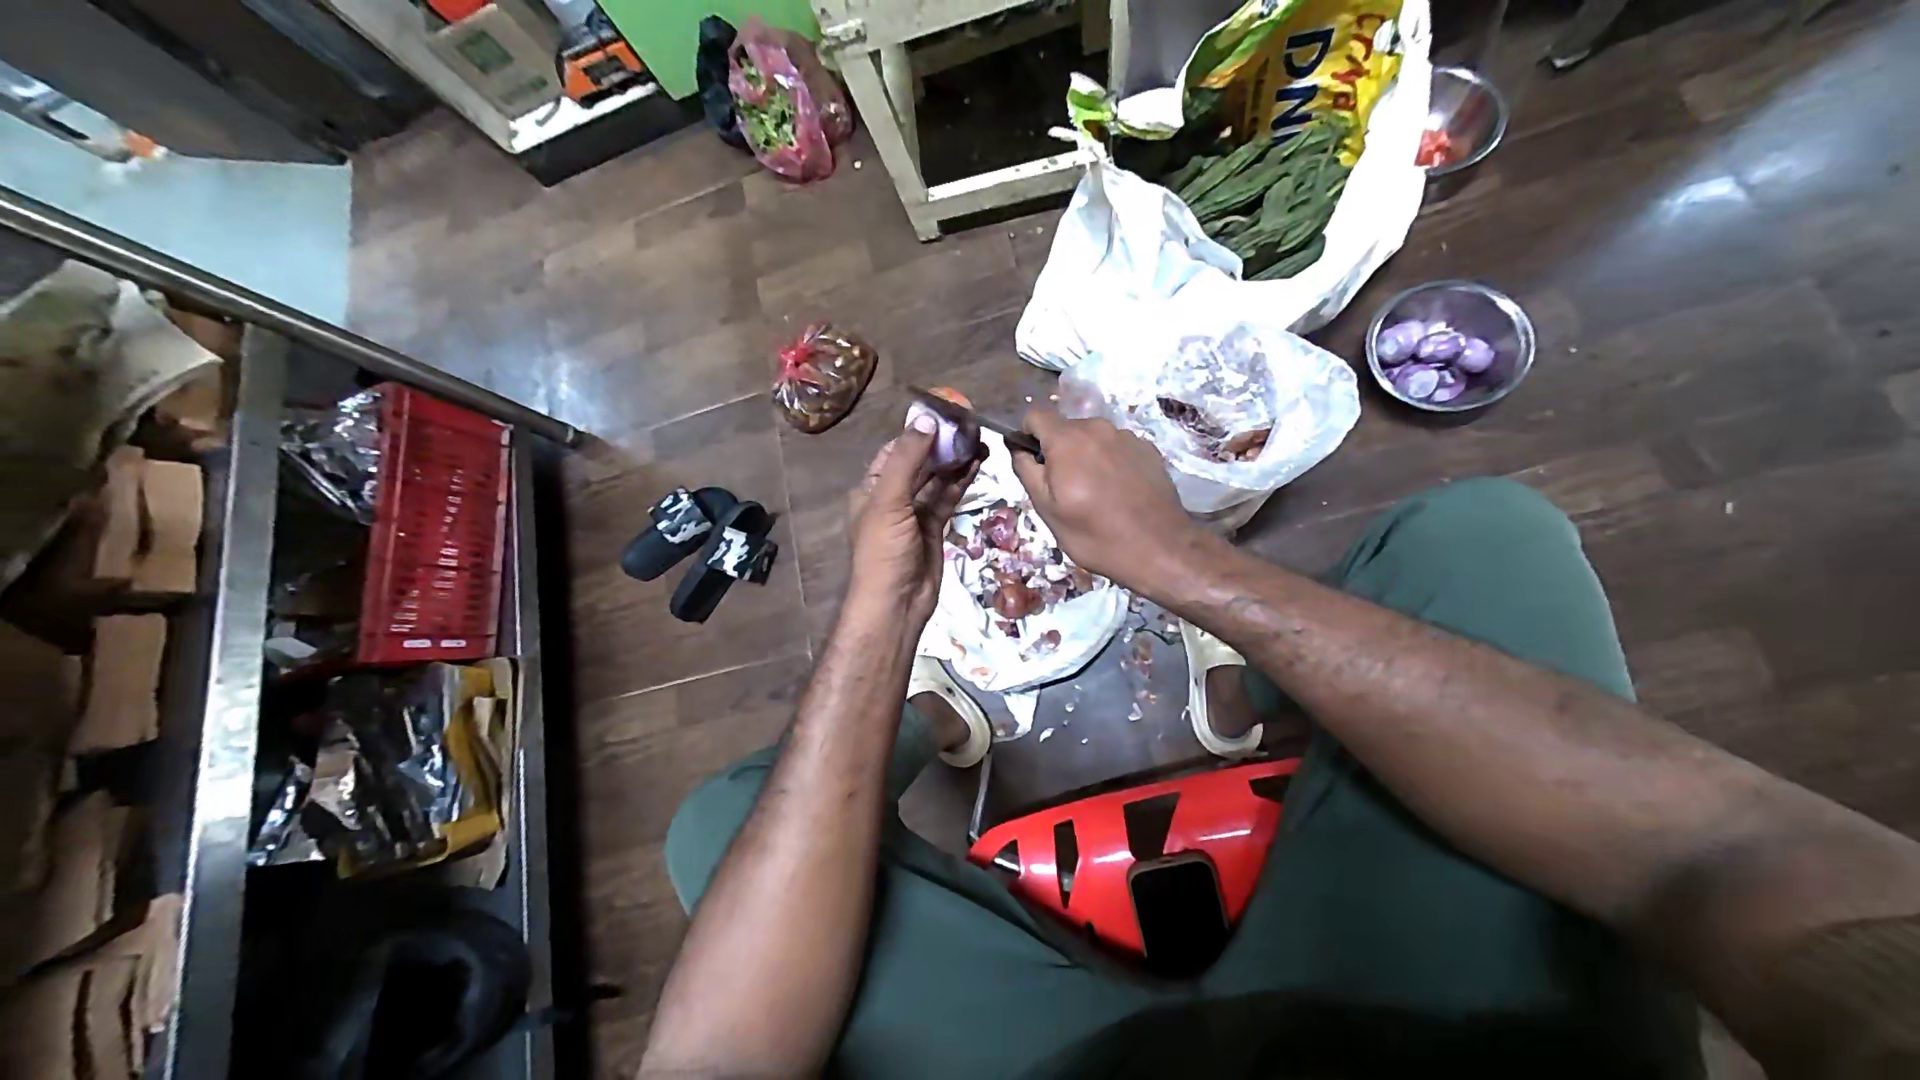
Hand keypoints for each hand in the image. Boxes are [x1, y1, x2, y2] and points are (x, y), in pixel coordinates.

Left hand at [845, 413, 976, 628]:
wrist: (897, 603)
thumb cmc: (884, 551)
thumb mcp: (888, 500)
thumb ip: (907, 460)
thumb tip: (925, 420)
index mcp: (872, 488)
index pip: (895, 450)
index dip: (919, 432)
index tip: (946, 414)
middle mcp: (892, 496)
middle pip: (919, 462)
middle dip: (942, 445)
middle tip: (970, 425)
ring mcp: (914, 512)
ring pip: (936, 479)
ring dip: (955, 461)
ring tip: (979, 440)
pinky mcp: (934, 527)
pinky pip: (947, 498)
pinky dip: (961, 482)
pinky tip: (977, 464)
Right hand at [1010, 410, 1216, 594]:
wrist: (1159, 548)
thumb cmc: (1094, 535)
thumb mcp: (1047, 510)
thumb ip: (1026, 471)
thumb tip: (1017, 447)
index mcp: (1067, 440)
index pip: (1036, 416)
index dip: (1028, 436)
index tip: (1033, 463)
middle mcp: (1098, 428)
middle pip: (1066, 428)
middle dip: (1059, 451)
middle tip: (1065, 489)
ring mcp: (1127, 437)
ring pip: (1093, 438)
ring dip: (1086, 457)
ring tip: (1095, 493)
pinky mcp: (1148, 449)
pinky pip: (1117, 448)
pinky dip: (1110, 462)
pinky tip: (1119, 492)